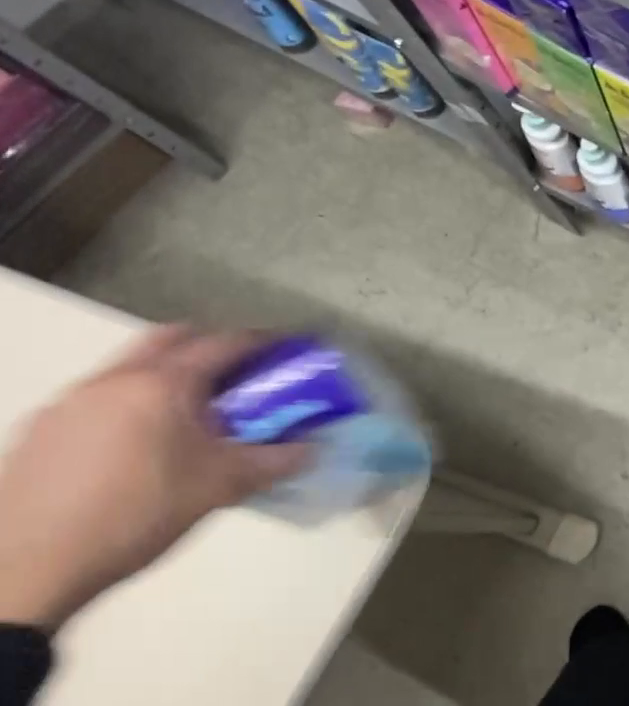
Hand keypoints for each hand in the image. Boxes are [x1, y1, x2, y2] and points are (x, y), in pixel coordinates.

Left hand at [0, 326, 307, 629]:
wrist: (23, 575)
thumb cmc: (137, 514)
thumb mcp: (221, 487)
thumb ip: (276, 460)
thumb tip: (314, 449)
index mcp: (161, 384)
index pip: (226, 343)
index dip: (266, 342)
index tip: (292, 349)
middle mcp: (111, 382)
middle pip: (170, 339)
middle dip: (209, 347)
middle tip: (238, 374)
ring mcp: (65, 406)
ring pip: (128, 368)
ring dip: (165, 376)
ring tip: (189, 414)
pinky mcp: (36, 435)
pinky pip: (96, 399)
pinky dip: (128, 404)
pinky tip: (137, 445)